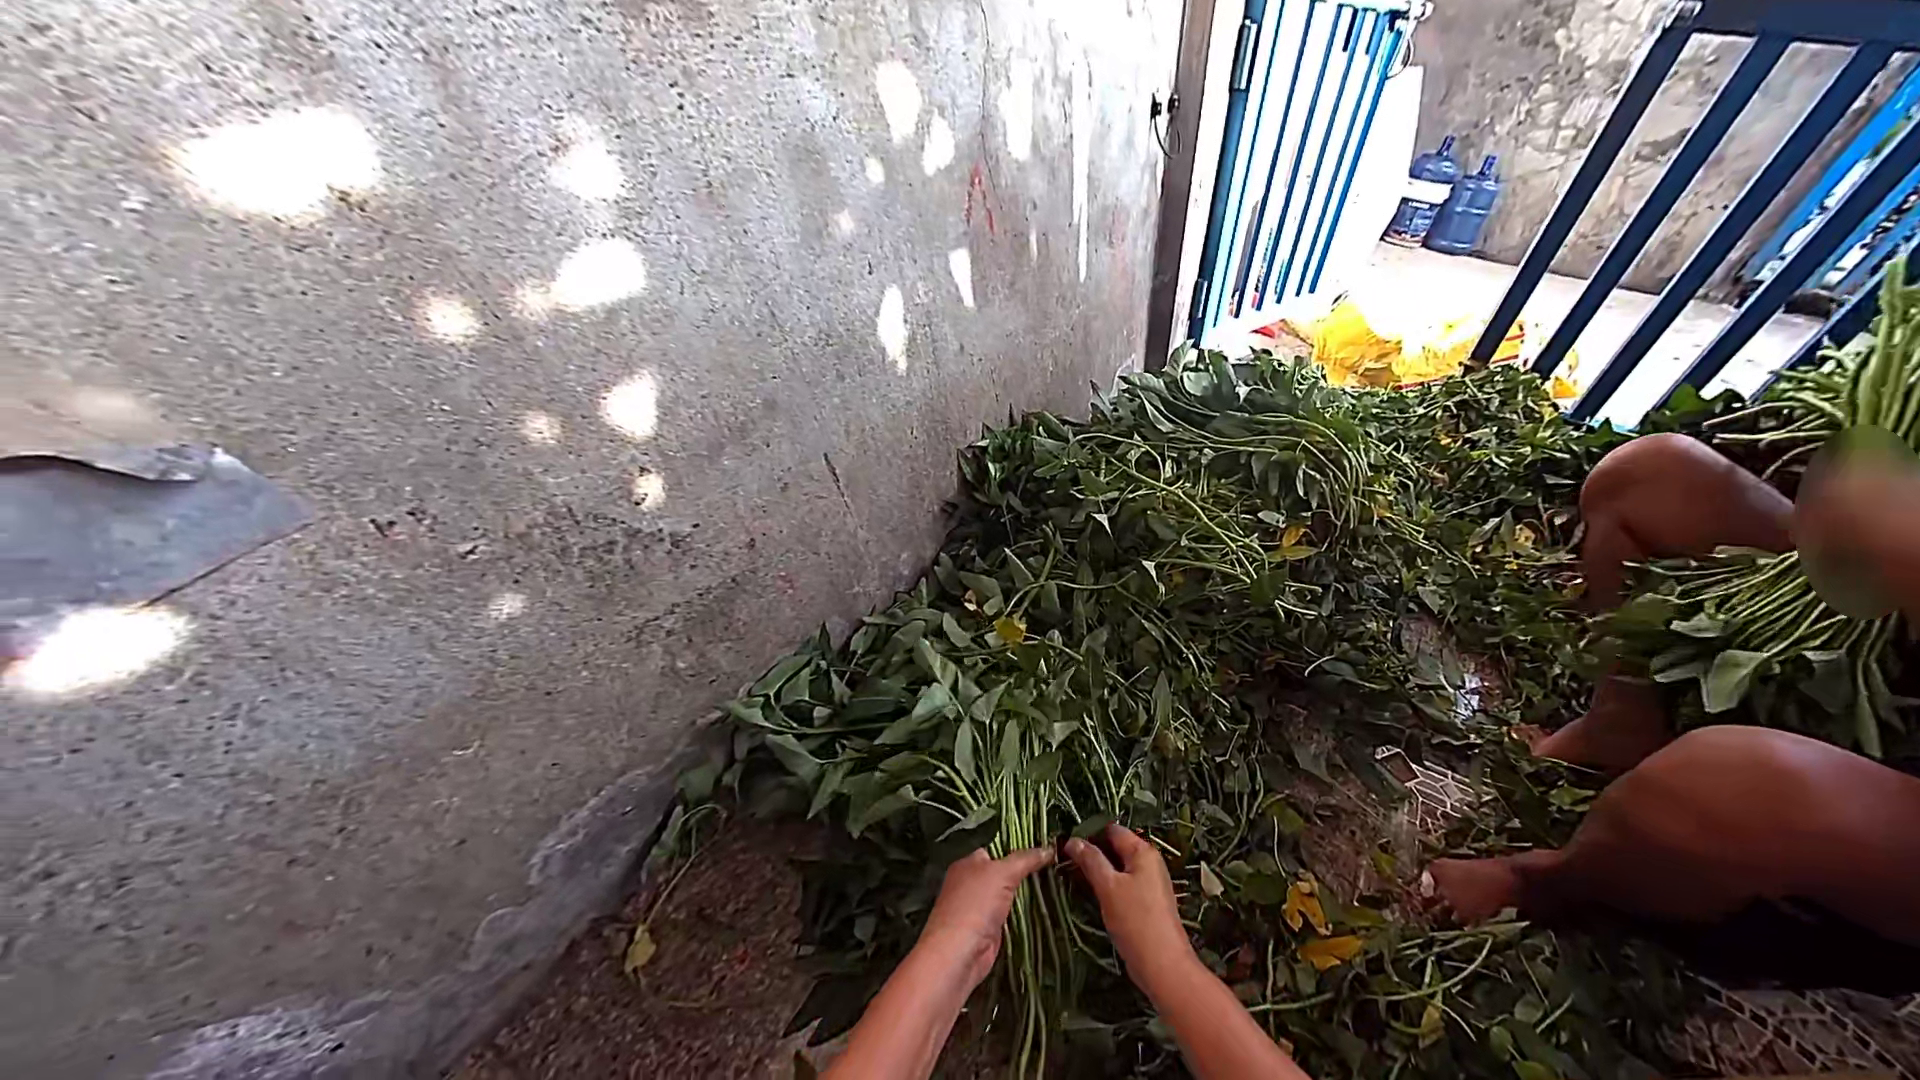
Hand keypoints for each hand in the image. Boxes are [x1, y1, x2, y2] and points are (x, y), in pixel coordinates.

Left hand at [916, 846, 1054, 988]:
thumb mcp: (1002, 873)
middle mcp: (972, 882)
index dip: (1019, 847)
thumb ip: (1025, 860)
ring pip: (1008, 895)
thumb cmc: (975, 904)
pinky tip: (1045, 909)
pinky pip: (1010, 916)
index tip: (1045, 847)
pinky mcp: (988, 930)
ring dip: (1027, 894)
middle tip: (1055, 866)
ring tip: (1056, 884)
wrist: (959, 953)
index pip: (997, 849)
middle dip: (1026, 872)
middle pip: (1003, 872)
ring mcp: (979, 908)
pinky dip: (1024, 914)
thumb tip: (1049, 849)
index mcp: (969, 863)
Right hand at [1064, 825, 1198, 998]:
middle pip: (1114, 847)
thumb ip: (1090, 860)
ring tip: (1072, 875)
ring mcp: (1148, 884)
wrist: (1163, 967)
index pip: (1111, 829)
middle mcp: (1148, 863)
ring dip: (1097, 870)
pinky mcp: (1145, 903)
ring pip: (1117, 868)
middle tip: (1065, 859)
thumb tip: (1072, 840)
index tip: (1065, 844)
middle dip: (1091, 852)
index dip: (1088, 833)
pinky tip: (1090, 893)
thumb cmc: (1135, 921)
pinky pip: (1121, 884)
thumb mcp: (1108, 887)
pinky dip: (1106, 886)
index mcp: (1143, 852)